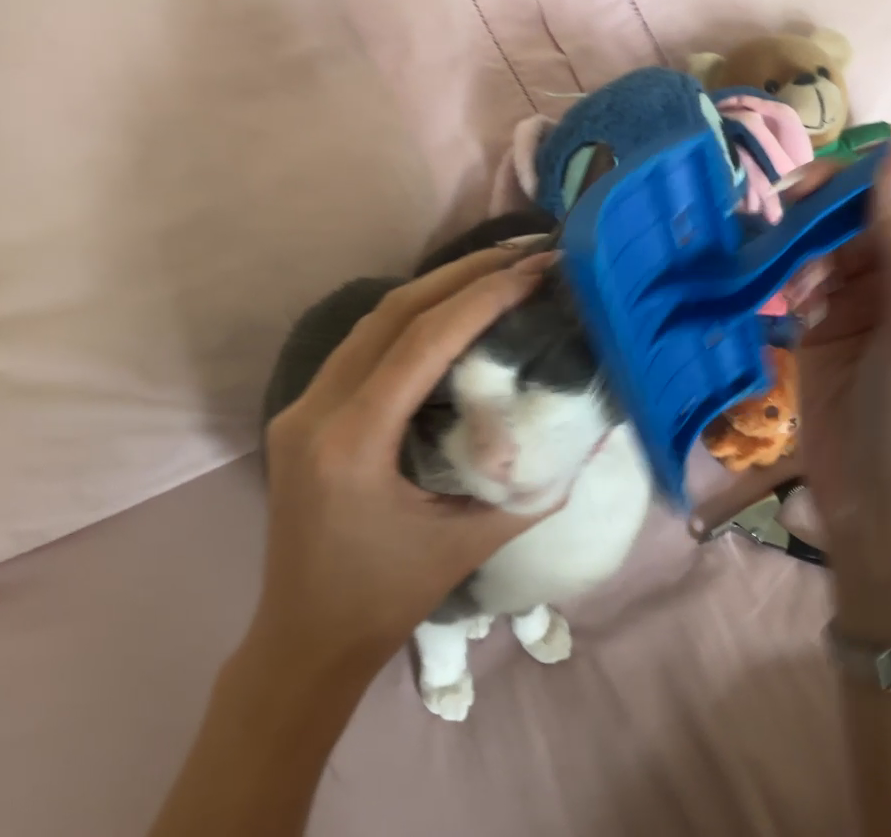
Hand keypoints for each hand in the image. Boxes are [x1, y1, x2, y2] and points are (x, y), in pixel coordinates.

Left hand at [255, 246, 559, 671]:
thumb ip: (533, 485)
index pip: (423, 340)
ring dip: (433, 292)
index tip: (537, 269)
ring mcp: (299, 408)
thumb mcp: (469, 544)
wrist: (305, 639)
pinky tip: (448, 319)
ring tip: (495, 273)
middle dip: (462, 275)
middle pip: (392, 314)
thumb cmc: (386, 600)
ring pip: (370, 325)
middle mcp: (315, 409)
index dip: (484, 296)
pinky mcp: (300, 417)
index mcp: (352, 439)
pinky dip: (408, 324)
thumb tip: (590, 432)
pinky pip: (359, 351)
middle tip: (524, 252)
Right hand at [790, 128, 890, 558]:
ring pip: (828, 243)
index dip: (889, 166)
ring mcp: (865, 305)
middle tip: (787, 203)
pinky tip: (781, 297)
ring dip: (803, 242)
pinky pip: (800, 283)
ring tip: (783, 264)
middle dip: (831, 203)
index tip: (839, 165)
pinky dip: (786, 279)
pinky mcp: (821, 332)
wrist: (886, 510)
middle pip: (870, 210)